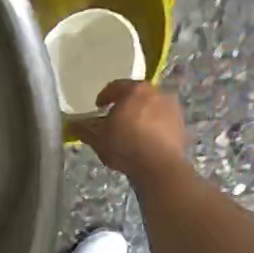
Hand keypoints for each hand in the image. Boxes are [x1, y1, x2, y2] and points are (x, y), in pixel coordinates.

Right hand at [70, 80, 191, 182]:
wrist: (159, 166)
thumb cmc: (125, 146)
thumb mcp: (98, 139)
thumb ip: (84, 129)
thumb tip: (73, 124)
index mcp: (134, 90)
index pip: (115, 86)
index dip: (104, 97)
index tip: (98, 107)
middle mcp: (156, 92)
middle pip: (136, 95)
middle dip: (125, 105)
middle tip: (115, 119)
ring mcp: (172, 107)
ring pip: (151, 107)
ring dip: (141, 115)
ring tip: (131, 132)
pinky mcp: (181, 123)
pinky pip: (162, 121)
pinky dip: (153, 127)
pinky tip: (146, 142)